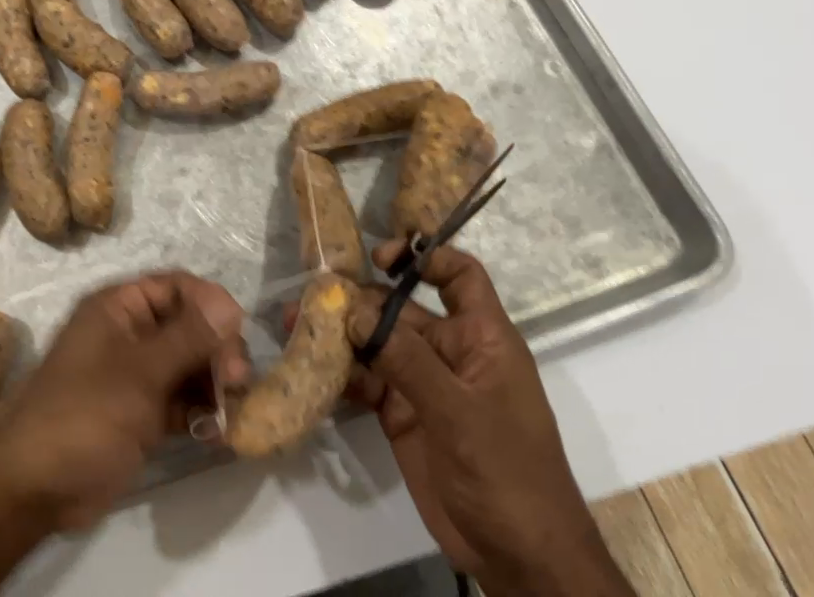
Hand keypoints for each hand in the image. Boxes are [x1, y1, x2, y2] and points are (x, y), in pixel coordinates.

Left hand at [0, 272, 248, 533]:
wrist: (34, 488)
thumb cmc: (84, 415)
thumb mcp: (140, 373)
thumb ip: (188, 337)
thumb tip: (230, 302)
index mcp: (117, 309)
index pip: (175, 286)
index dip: (209, 303)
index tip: (237, 332)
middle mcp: (127, 335)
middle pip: (189, 326)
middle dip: (217, 349)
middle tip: (237, 381)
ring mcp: (134, 377)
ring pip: (189, 366)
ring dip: (214, 384)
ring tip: (231, 410)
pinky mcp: (140, 415)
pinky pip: (180, 402)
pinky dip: (200, 413)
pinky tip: (218, 434)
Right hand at [342, 244, 630, 596]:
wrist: (518, 554)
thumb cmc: (507, 472)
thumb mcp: (458, 411)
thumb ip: (406, 359)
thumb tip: (354, 311)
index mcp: (482, 340)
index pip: (460, 277)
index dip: (425, 258)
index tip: (379, 258)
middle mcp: (451, 354)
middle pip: (401, 311)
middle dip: (358, 300)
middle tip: (310, 297)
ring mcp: (425, 386)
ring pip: (378, 346)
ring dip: (340, 335)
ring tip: (295, 325)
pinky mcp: (403, 416)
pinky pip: (368, 383)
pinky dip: (342, 374)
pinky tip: (310, 368)